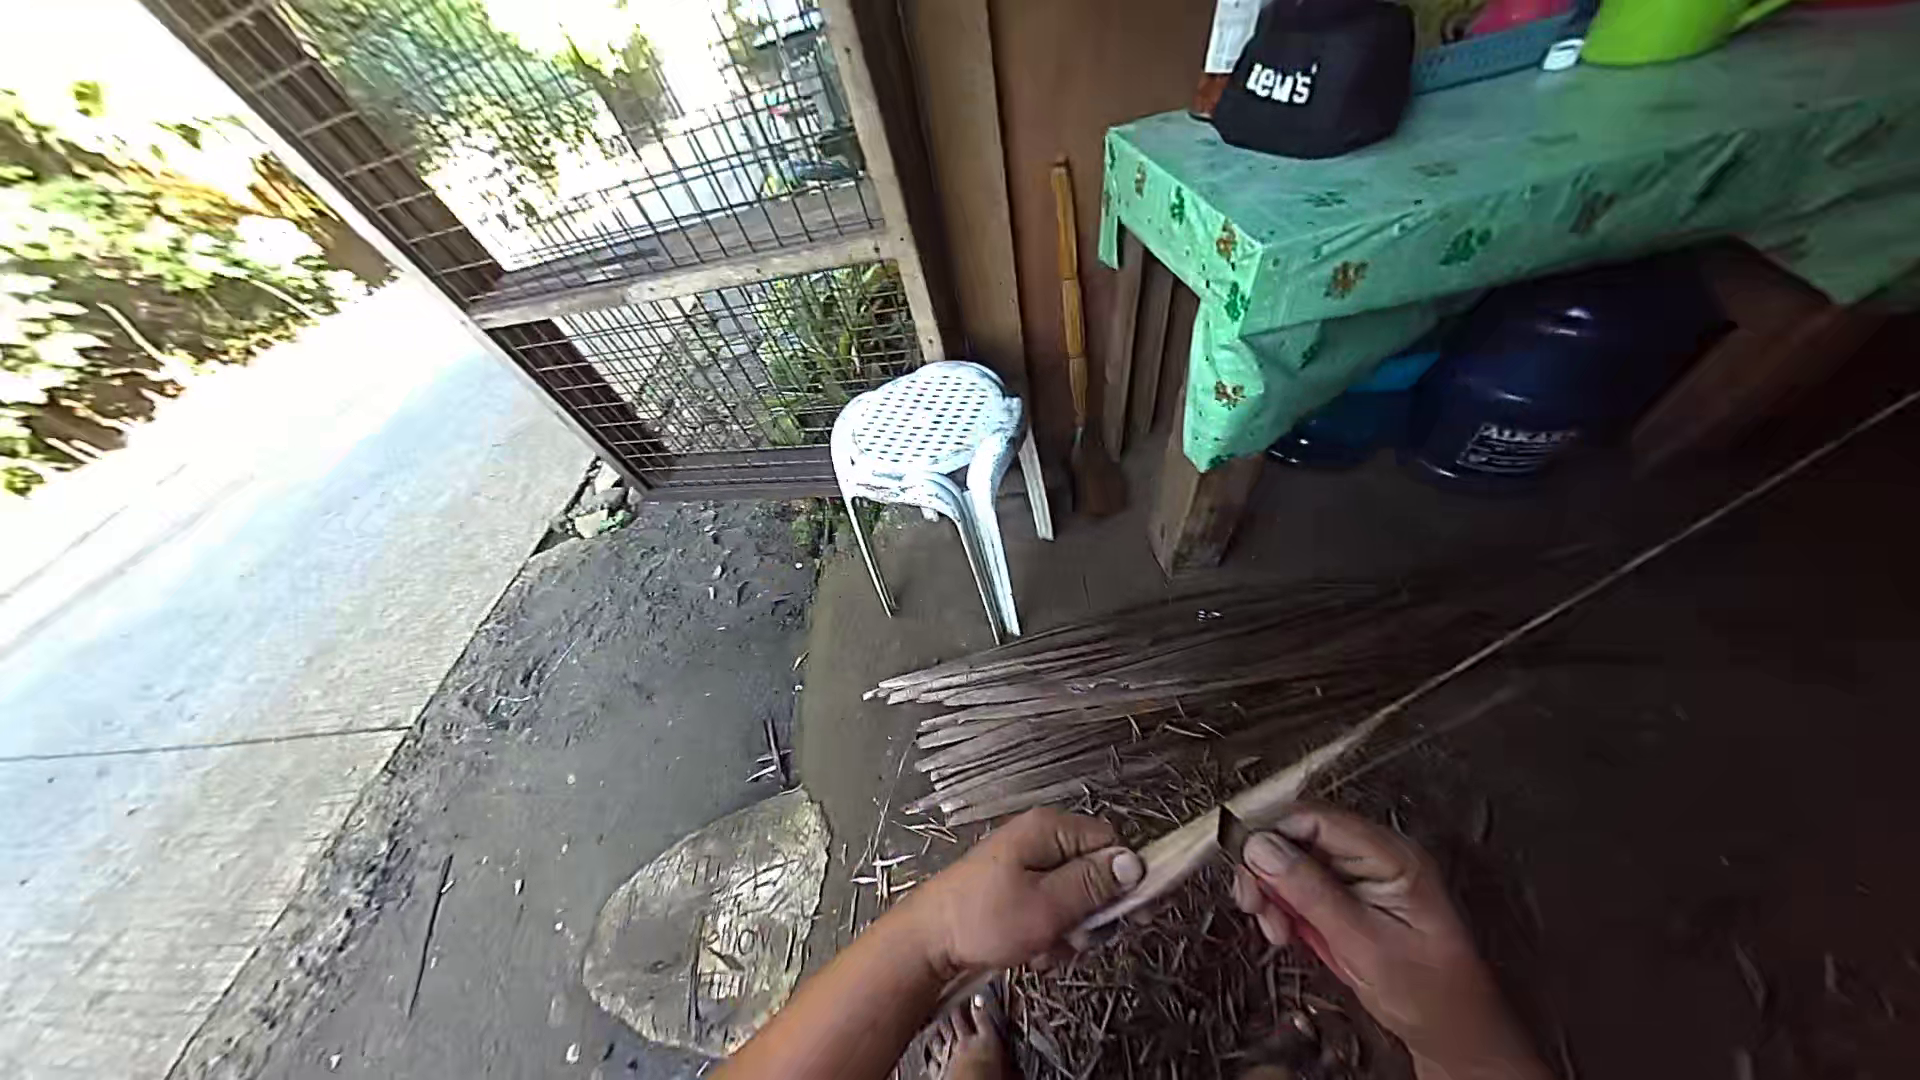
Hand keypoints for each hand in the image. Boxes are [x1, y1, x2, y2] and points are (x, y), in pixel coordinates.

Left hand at [899, 808, 1143, 980]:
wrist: (932, 941)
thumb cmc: (985, 919)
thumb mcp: (1048, 906)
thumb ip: (1093, 884)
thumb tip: (1135, 863)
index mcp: (1049, 829)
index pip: (1109, 842)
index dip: (1124, 879)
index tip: (1129, 916)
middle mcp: (1042, 838)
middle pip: (1095, 871)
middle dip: (1091, 912)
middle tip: (1073, 936)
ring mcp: (1030, 862)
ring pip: (1076, 896)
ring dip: (1070, 929)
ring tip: (1044, 944)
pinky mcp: (1021, 886)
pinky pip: (1054, 908)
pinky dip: (1050, 932)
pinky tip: (1032, 947)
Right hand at [1230, 804, 1549, 1079]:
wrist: (1456, 1045)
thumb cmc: (1434, 1000)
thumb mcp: (1367, 946)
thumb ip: (1310, 892)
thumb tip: (1259, 846)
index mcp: (1390, 855)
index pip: (1314, 818)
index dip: (1272, 832)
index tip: (1244, 858)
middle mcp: (1369, 854)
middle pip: (1295, 835)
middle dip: (1265, 866)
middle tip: (1252, 900)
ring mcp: (1353, 873)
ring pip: (1286, 857)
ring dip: (1268, 889)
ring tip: (1272, 925)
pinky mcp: (1339, 892)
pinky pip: (1292, 881)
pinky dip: (1278, 903)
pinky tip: (1282, 927)